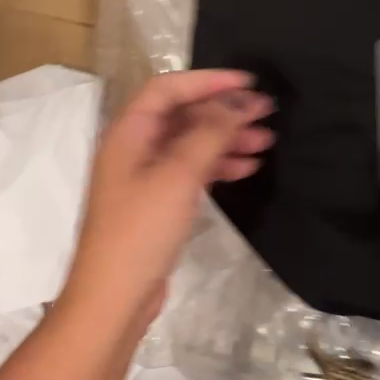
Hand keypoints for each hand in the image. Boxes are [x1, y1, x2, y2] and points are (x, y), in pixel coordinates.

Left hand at [62, 70, 274, 325]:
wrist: (113, 299)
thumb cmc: (141, 230)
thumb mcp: (179, 175)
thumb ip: (209, 132)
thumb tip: (238, 100)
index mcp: (129, 131)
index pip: (169, 87)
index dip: (209, 80)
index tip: (248, 83)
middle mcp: (134, 146)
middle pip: (183, 113)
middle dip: (224, 110)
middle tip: (266, 112)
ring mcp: (145, 175)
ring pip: (191, 142)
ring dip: (227, 138)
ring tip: (267, 141)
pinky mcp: (157, 201)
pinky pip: (192, 169)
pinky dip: (219, 165)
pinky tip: (247, 168)